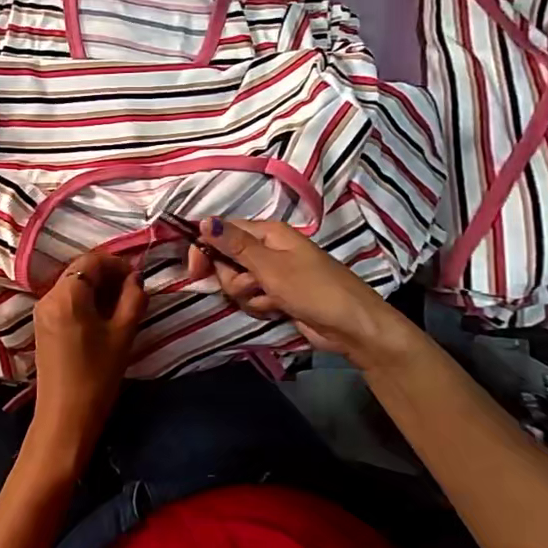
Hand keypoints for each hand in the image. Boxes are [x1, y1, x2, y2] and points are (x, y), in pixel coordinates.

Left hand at [31, 251, 146, 448]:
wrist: (66, 415)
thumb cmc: (98, 375)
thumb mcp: (123, 334)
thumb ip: (133, 299)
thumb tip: (135, 278)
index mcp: (67, 295)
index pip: (92, 260)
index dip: (117, 263)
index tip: (136, 277)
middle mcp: (49, 296)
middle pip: (79, 270)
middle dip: (106, 274)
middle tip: (132, 290)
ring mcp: (42, 311)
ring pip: (72, 284)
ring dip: (96, 287)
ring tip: (120, 304)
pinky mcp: (42, 325)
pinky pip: (64, 299)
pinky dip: (84, 299)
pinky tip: (102, 316)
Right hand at [186, 218, 415, 359]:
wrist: (352, 327)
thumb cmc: (313, 290)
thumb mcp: (270, 267)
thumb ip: (235, 245)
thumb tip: (204, 220)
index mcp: (267, 232)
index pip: (222, 231)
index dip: (204, 249)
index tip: (194, 272)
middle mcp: (267, 248)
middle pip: (226, 259)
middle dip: (232, 278)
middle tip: (253, 286)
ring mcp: (272, 273)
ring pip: (236, 282)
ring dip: (246, 295)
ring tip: (270, 300)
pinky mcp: (276, 294)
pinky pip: (250, 297)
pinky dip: (258, 305)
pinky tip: (275, 310)